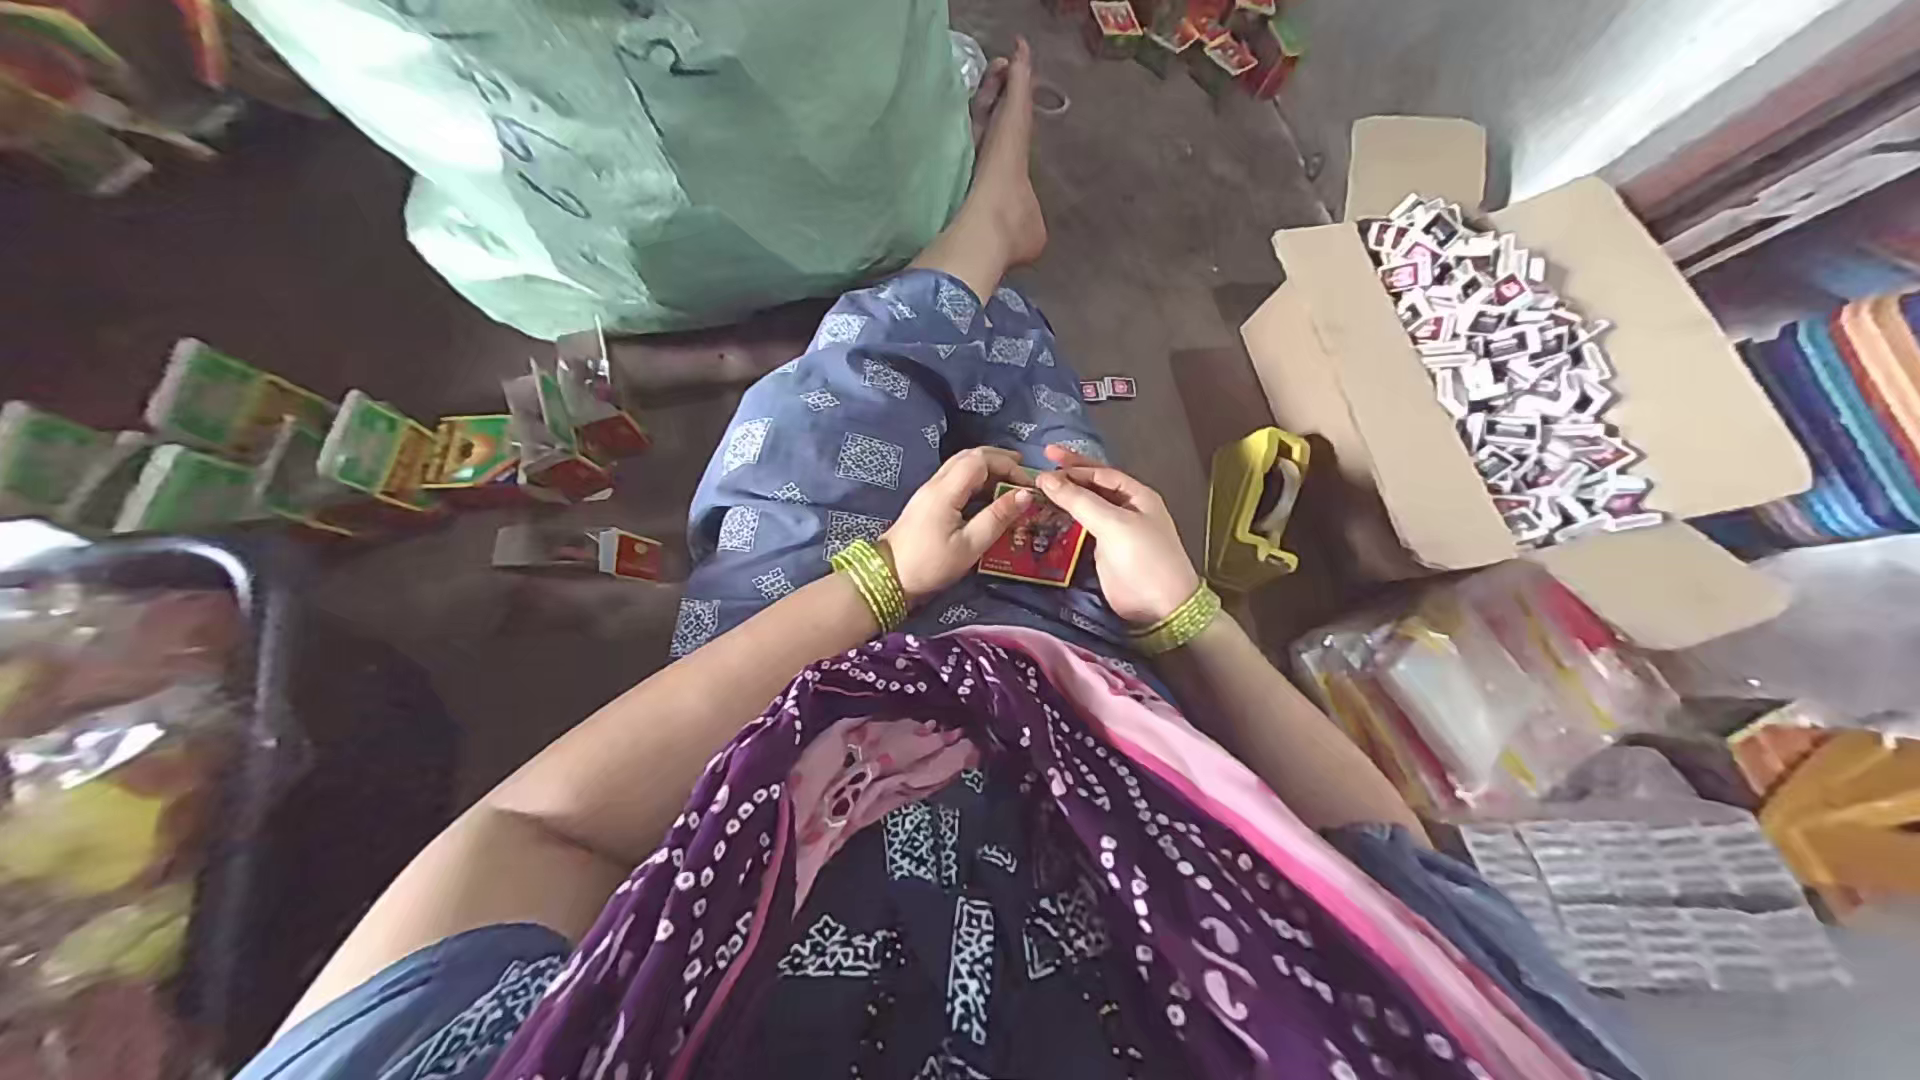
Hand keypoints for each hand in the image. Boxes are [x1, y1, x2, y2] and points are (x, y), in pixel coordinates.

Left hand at [881, 447, 1034, 605]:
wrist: (889, 577)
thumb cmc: (931, 564)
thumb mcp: (970, 545)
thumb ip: (997, 517)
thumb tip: (1025, 494)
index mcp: (946, 490)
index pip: (980, 460)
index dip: (1007, 464)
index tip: (1026, 484)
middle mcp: (936, 483)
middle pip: (970, 456)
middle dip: (999, 459)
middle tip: (1023, 472)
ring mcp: (929, 491)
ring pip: (961, 466)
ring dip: (987, 468)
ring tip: (1011, 482)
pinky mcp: (927, 502)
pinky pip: (955, 479)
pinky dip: (976, 480)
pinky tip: (988, 495)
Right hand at [1034, 445, 1200, 625]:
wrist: (1159, 606)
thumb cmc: (1143, 558)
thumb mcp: (1113, 524)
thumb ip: (1079, 500)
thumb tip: (1046, 478)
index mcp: (1136, 496)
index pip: (1101, 473)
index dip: (1074, 465)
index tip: (1045, 460)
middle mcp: (1127, 509)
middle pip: (1093, 486)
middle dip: (1068, 475)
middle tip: (1040, 465)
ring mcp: (1115, 530)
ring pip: (1086, 506)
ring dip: (1064, 498)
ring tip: (1038, 490)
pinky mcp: (1104, 550)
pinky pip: (1082, 527)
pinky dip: (1065, 519)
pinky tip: (1048, 516)